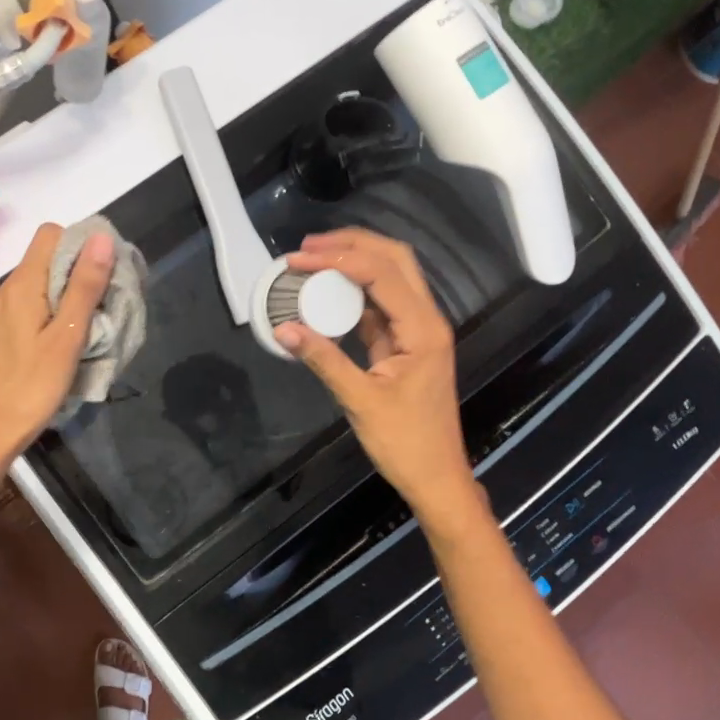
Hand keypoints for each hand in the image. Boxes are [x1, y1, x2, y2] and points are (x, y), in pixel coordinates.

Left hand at [0, 222, 114, 485]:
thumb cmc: (31, 388)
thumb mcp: (67, 337)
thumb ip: (84, 286)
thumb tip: (101, 237)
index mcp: (22, 284)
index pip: (52, 234)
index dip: (82, 245)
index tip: (106, 275)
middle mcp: (5, 290)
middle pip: (46, 258)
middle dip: (79, 272)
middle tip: (105, 306)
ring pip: (39, 284)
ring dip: (67, 295)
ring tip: (89, 327)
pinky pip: (29, 307)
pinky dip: (50, 313)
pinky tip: (63, 343)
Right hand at [274, 228, 481, 516]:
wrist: (435, 474)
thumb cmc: (404, 442)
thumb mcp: (359, 401)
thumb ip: (323, 359)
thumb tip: (284, 328)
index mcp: (422, 328)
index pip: (381, 273)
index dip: (338, 259)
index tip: (298, 260)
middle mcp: (426, 319)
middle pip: (394, 260)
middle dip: (351, 244)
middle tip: (307, 247)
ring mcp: (418, 330)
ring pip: (391, 277)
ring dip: (354, 262)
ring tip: (312, 260)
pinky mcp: (406, 343)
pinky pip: (381, 304)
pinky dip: (354, 291)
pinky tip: (326, 292)